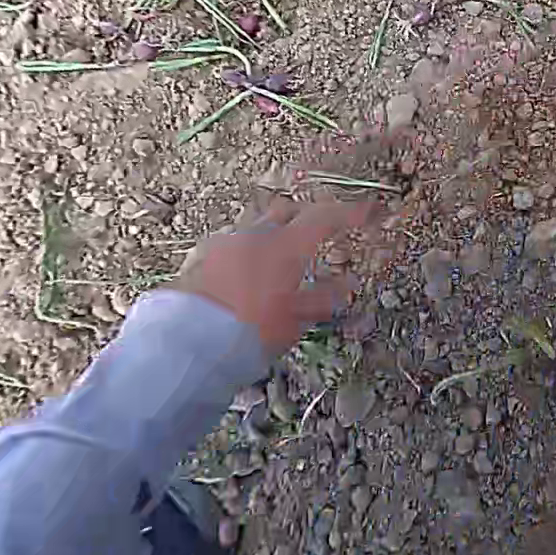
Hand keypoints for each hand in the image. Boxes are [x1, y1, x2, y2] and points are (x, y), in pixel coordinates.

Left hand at [171, 198, 377, 349]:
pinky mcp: (202, 258)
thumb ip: (324, 297)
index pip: (326, 217)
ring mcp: (226, 243)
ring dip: (275, 232)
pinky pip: (234, 242)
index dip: (351, 212)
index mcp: (286, 246)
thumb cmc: (251, 331)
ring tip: (283, 255)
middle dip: (307, 216)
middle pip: (287, 209)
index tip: (369, 211)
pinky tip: (251, 271)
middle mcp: (256, 235)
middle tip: (320, 232)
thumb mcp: (296, 319)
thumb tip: (348, 282)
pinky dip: (250, 249)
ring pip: (258, 224)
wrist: (186, 345)